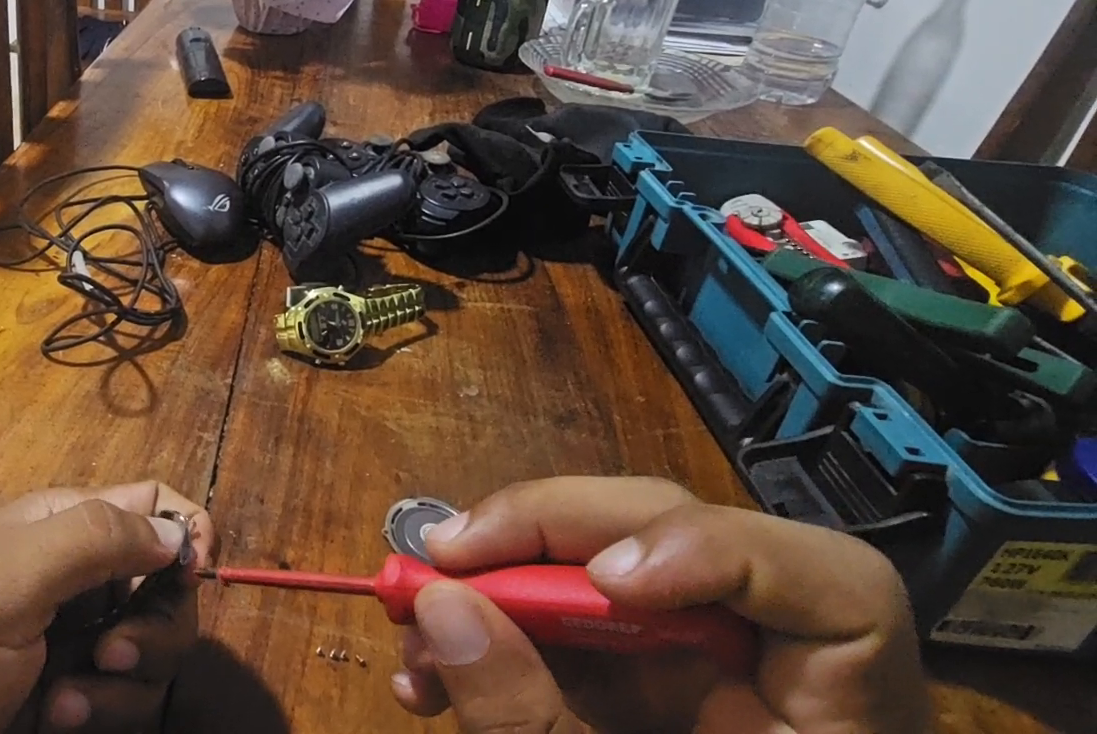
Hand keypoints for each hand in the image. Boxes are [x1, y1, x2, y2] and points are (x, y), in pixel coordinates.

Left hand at [0, 481, 213, 733]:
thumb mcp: (7, 576)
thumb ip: (91, 538)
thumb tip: (175, 532)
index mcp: (64, 525)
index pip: (149, 500)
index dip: (184, 528)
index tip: (194, 572)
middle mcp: (82, 573)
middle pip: (166, 583)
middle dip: (154, 624)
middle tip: (111, 652)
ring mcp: (81, 633)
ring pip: (154, 645)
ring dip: (123, 680)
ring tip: (64, 699)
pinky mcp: (79, 686)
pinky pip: (128, 694)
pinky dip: (101, 707)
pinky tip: (55, 715)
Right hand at [388, 477, 929, 732]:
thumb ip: (532, 726)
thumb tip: (440, 602)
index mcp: (832, 732)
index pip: (833, 591)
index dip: (717, 554)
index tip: (606, 579)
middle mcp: (768, 670)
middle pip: (673, 532)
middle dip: (545, 531)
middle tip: (447, 555)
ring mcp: (691, 662)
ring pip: (593, 559)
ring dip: (489, 578)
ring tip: (413, 625)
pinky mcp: (628, 672)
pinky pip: (554, 615)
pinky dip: (484, 623)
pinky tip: (427, 670)